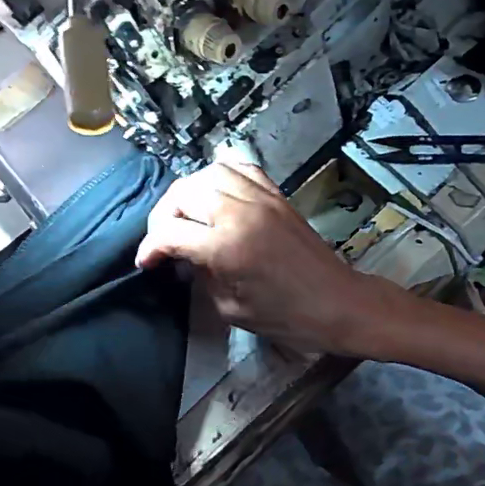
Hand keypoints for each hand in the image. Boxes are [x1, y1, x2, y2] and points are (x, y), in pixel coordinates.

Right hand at [136, 162, 407, 355]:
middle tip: (162, 238)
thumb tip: (183, 256)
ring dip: (188, 192)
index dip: (150, 248)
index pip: (170, 232)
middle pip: (183, 193)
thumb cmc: (286, 317)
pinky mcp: (276, 194)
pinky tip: (214, 195)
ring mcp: (260, 198)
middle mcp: (240, 212)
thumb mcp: (230, 308)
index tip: (146, 263)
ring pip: (208, 172)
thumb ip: (201, 276)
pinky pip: (240, 168)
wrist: (338, 303)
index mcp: (226, 246)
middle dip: (163, 216)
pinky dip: (220, 176)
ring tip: (185, 214)